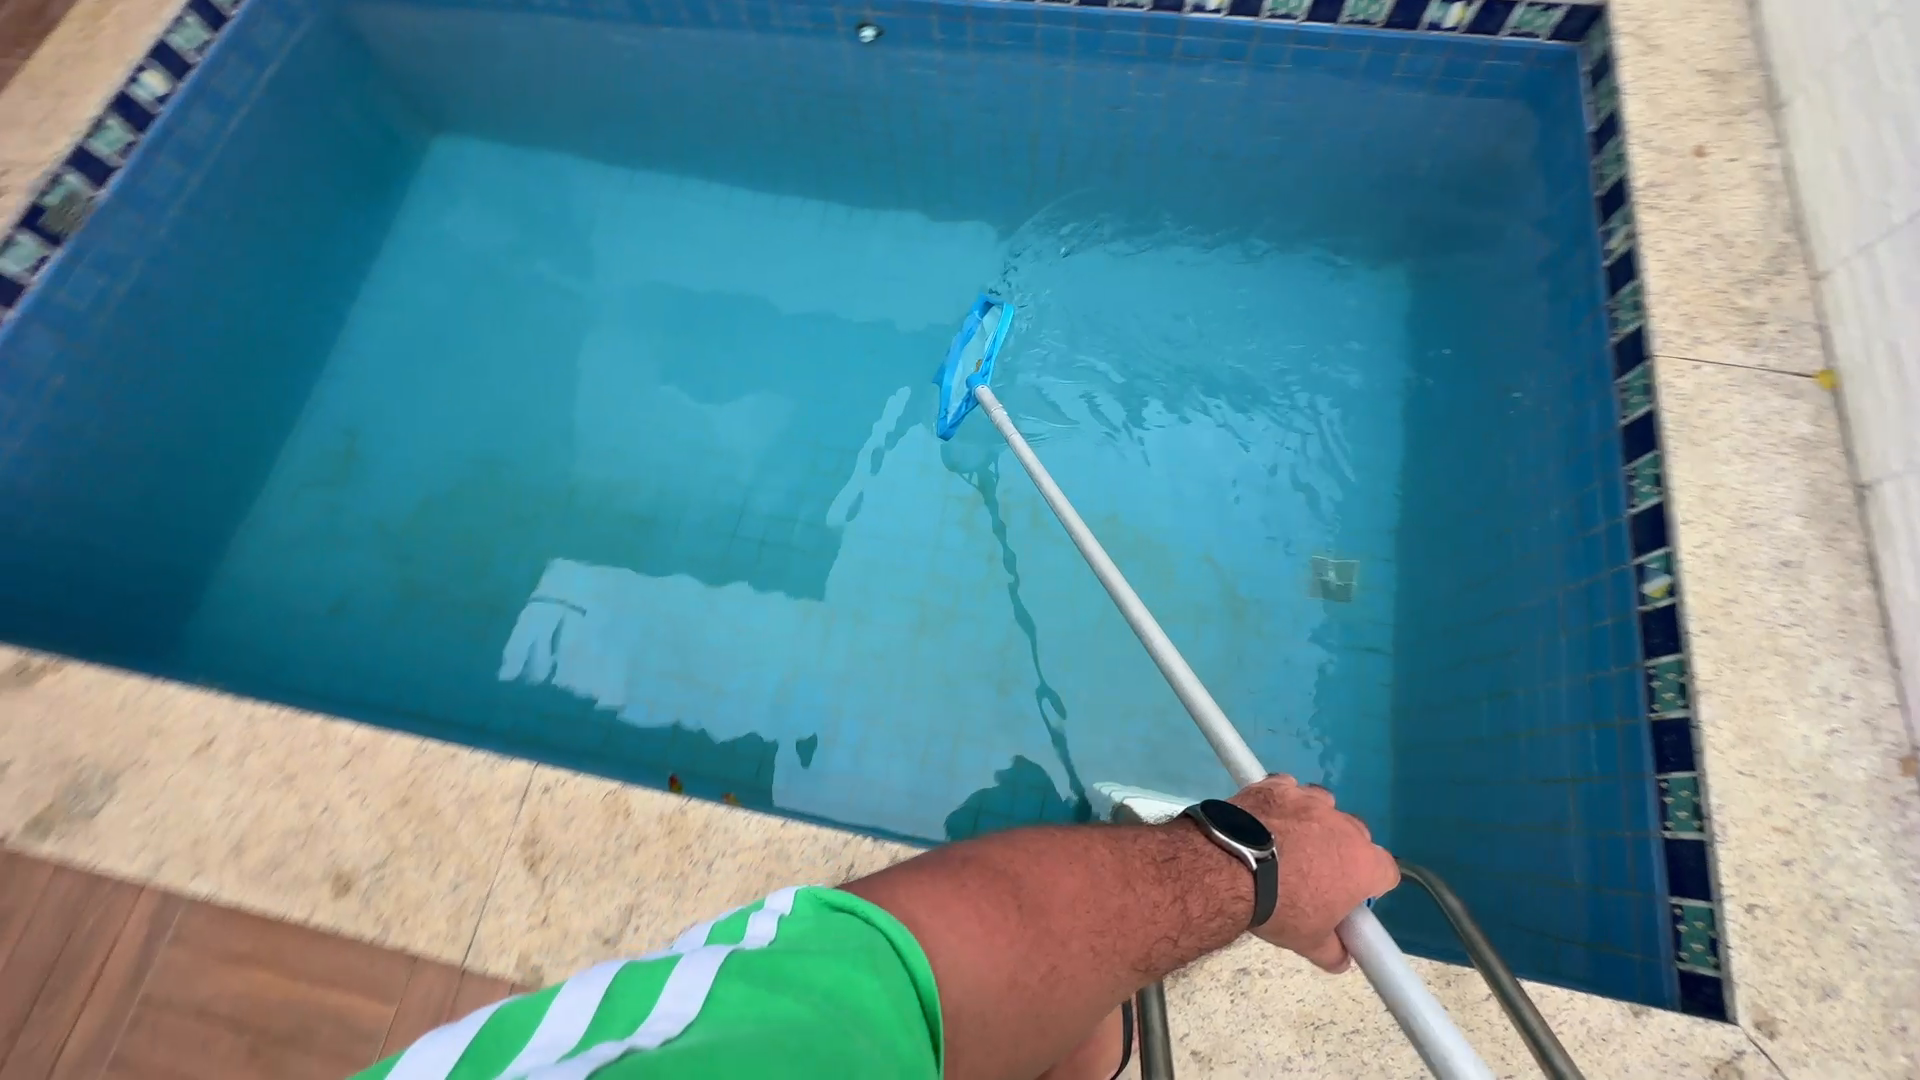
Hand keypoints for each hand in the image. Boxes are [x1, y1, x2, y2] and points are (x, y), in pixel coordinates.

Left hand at [1229, 774, 1398, 972]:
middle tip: (1314, 871)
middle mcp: (1342, 824)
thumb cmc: (1278, 907)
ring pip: (1322, 805)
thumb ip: (1334, 950)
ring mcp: (1307, 799)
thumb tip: (1340, 956)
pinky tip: (1266, 815)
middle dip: (1342, 850)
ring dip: (1313, 820)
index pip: (1386, 871)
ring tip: (1287, 840)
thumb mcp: (1310, 943)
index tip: (1351, 895)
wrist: (1227, 868)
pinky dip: (1281, 799)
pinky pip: (1287, 787)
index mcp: (1363, 863)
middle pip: (1355, 834)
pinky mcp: (1274, 784)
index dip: (1370, 884)